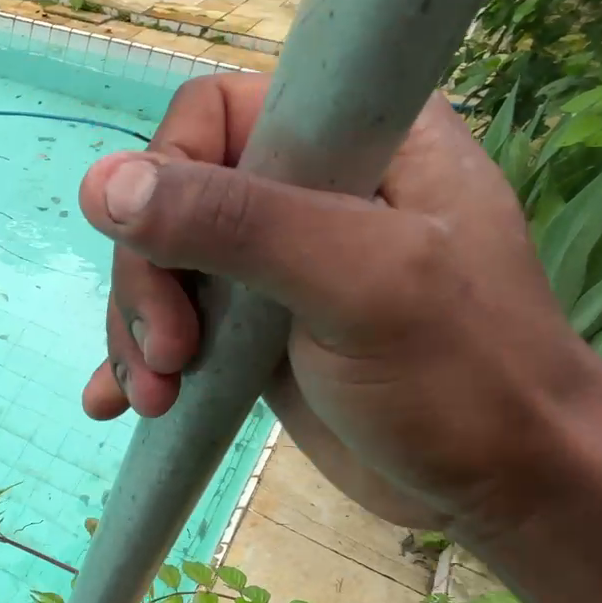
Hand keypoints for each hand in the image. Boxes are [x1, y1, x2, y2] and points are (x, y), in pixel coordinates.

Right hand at [75, 73, 601, 537]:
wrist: (501, 485)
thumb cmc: (461, 376)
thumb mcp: (357, 284)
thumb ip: (235, 224)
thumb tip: (100, 185)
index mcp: (347, 138)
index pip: (209, 117)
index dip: (165, 178)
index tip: (169, 263)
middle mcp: (303, 189)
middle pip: (166, 203)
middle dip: (147, 286)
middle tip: (169, 357)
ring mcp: (272, 265)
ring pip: (159, 271)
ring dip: (135, 335)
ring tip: (156, 397)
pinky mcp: (251, 330)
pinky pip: (169, 327)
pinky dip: (136, 364)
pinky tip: (118, 402)